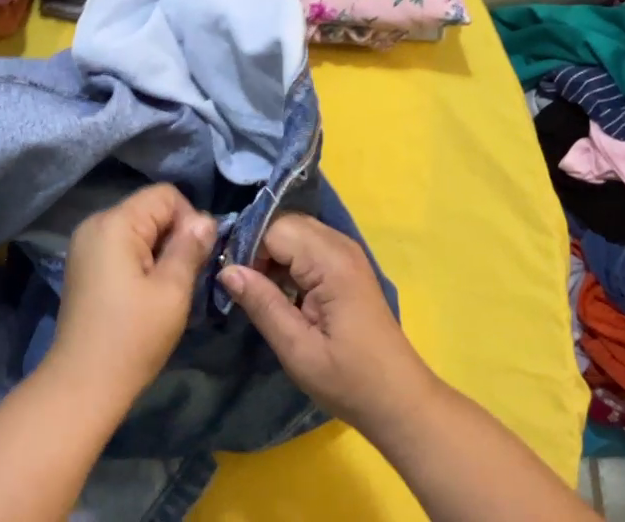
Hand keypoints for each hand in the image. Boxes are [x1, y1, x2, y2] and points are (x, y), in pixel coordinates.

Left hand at [50, 184, 216, 399]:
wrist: (83, 383)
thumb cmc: (133, 336)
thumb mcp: (172, 290)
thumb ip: (190, 248)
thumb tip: (205, 219)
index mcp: (115, 222)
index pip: (166, 195)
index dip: (189, 220)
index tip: (196, 259)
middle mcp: (95, 223)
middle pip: (149, 209)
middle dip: (174, 237)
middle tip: (183, 278)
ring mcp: (85, 244)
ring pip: (137, 229)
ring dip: (159, 251)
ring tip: (166, 289)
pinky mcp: (83, 265)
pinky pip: (121, 246)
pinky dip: (140, 261)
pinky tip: (145, 293)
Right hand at [219, 213, 434, 430]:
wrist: (399, 400)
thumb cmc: (349, 380)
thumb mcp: (297, 350)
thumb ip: (262, 304)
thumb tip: (226, 270)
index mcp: (331, 262)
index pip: (274, 229)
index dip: (248, 249)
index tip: (233, 282)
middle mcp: (340, 246)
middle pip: (284, 224)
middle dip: (258, 248)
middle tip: (245, 287)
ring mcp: (346, 253)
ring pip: (294, 231)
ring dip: (272, 255)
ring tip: (260, 292)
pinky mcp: (346, 265)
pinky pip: (308, 245)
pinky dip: (288, 262)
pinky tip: (282, 293)